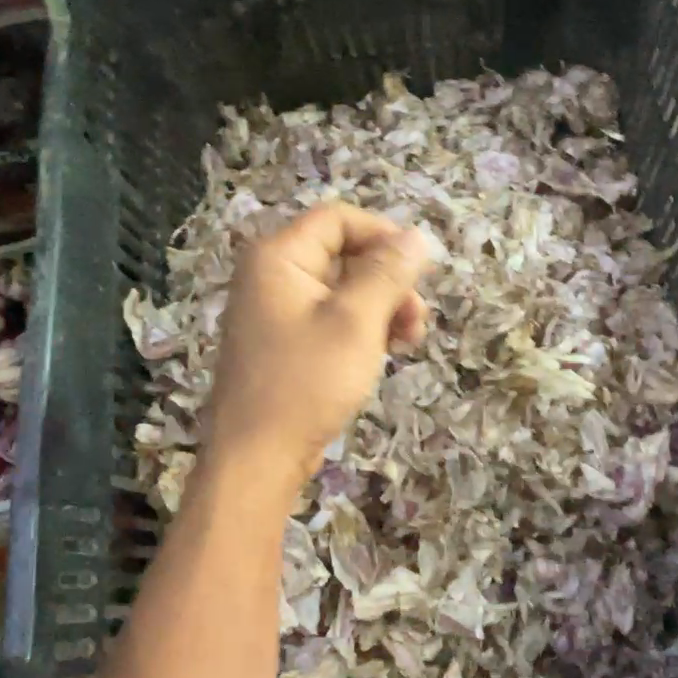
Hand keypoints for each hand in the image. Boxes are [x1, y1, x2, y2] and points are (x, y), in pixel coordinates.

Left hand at [202, 203, 431, 493]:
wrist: (257, 459)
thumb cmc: (306, 382)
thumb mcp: (356, 321)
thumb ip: (388, 273)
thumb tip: (418, 235)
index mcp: (278, 258)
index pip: (338, 218)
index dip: (383, 235)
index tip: (419, 268)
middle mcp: (272, 276)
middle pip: (344, 253)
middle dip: (389, 280)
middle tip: (418, 316)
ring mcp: (277, 311)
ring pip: (343, 289)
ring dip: (383, 307)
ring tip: (410, 340)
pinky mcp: (286, 343)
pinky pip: (331, 318)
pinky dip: (363, 328)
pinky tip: (388, 352)